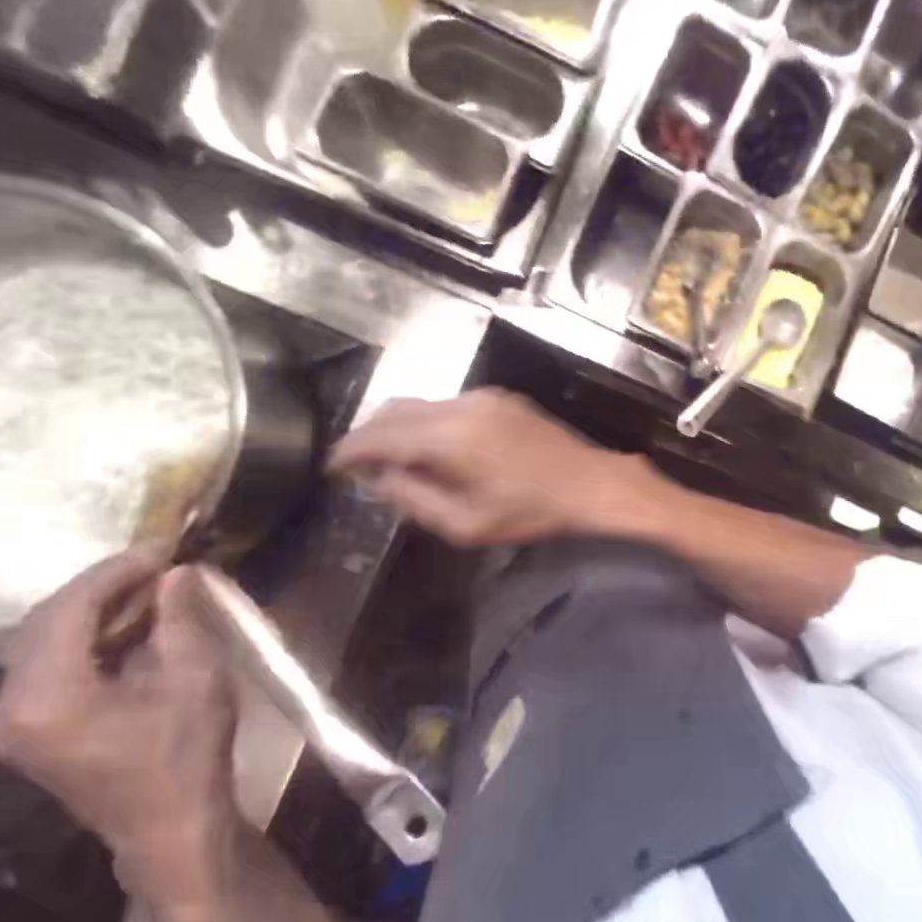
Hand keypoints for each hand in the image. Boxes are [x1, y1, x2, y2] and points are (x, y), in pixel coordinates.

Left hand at [0, 554, 237, 906]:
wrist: (171, 828)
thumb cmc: (186, 756)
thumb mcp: (195, 678)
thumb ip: (181, 618)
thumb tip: (178, 572)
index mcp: (44, 696)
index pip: (69, 609)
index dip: (117, 572)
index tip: (164, 549)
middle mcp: (9, 706)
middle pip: (48, 622)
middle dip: (105, 588)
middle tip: (159, 567)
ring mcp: (12, 721)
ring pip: (47, 642)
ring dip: (99, 612)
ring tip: (152, 592)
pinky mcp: (28, 730)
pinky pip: (52, 665)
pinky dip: (92, 639)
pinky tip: (133, 628)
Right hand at [328, 389, 667, 546]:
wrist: (589, 485)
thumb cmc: (530, 513)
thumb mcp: (466, 524)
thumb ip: (415, 499)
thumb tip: (380, 479)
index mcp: (448, 436)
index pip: (381, 436)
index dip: (350, 450)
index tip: (332, 465)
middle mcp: (460, 406)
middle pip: (394, 411)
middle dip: (368, 434)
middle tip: (354, 462)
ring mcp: (482, 398)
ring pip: (420, 405)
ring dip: (396, 427)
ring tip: (387, 458)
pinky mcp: (499, 399)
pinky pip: (446, 405)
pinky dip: (425, 422)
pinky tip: (428, 446)